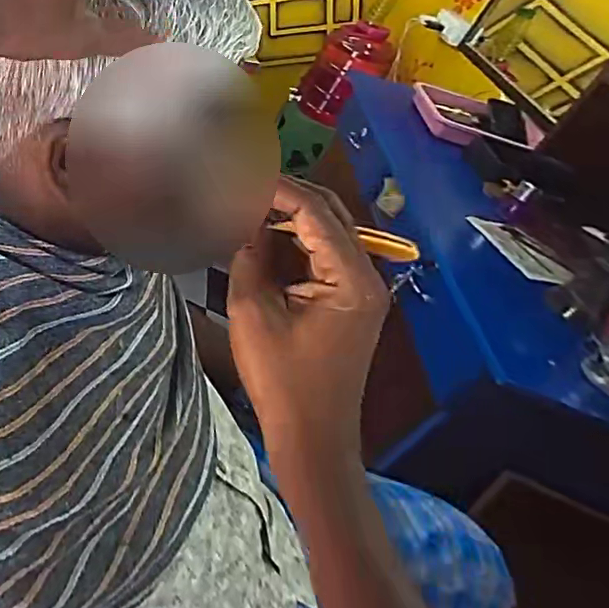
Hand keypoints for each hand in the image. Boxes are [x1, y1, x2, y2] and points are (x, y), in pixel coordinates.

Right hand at [226, 176, 388, 459]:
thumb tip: (246, 216)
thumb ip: (250, 254)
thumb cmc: (280, 376)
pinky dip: (296, 237)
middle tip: (244, 180)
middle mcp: (367, 277)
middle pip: (332, 214)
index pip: (316, 214)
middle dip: (289, 192)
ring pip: (329, 230)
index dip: (278, 188)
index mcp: (351, 280)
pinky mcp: (350, 300)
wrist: (312, 434)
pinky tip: (266, 232)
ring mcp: (362, 289)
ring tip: (249, 199)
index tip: (241, 173)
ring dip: (293, 213)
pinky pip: (324, 253)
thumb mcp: (252, 309)